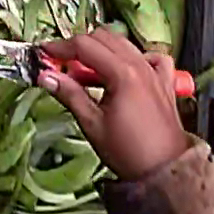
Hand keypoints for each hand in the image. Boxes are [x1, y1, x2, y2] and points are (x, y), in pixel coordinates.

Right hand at [40, 29, 187, 180]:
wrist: (167, 176)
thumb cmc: (130, 154)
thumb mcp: (92, 124)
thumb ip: (69, 94)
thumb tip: (46, 76)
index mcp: (123, 73)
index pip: (84, 45)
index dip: (60, 46)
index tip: (46, 52)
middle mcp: (140, 66)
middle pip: (102, 37)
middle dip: (79, 46)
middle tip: (63, 62)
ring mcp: (154, 72)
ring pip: (122, 43)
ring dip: (101, 49)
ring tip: (86, 71)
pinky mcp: (164, 82)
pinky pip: (149, 56)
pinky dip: (133, 56)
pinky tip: (123, 69)